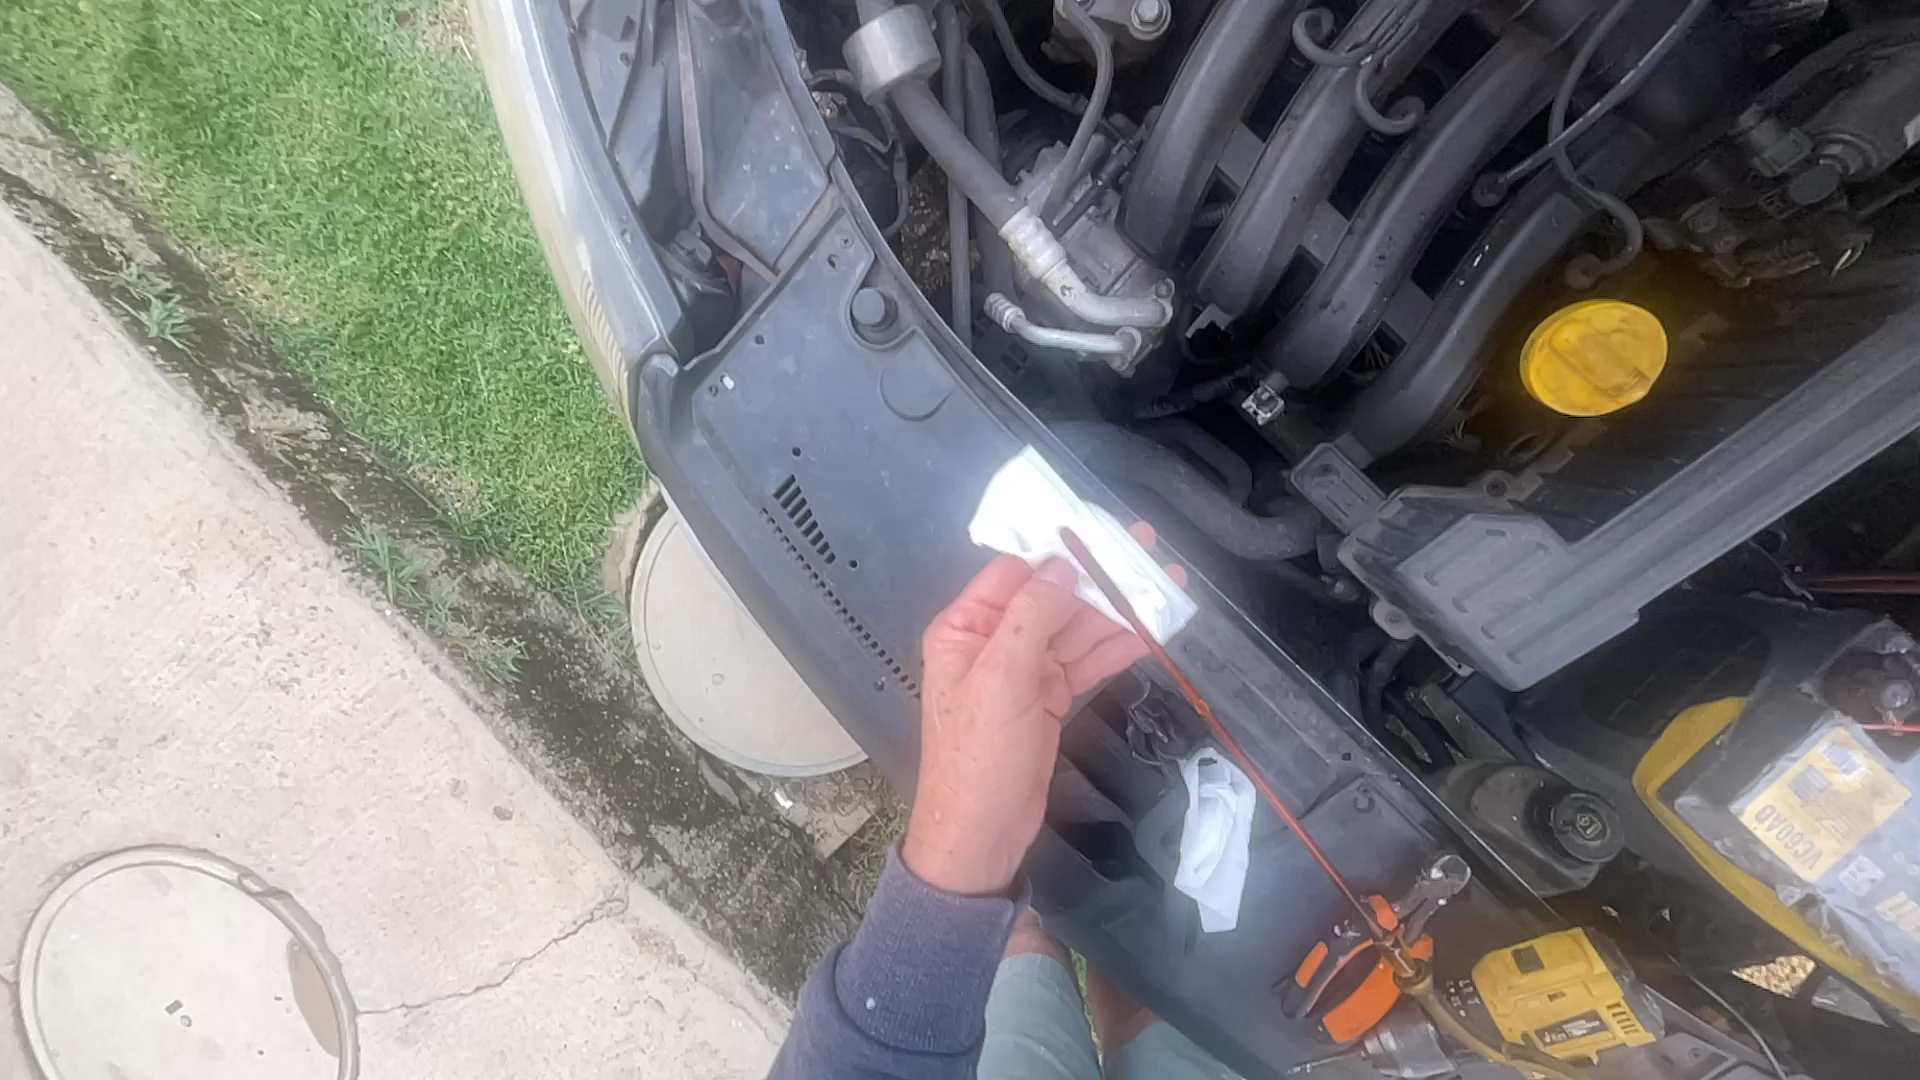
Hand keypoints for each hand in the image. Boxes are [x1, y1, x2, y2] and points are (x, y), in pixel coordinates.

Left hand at [903, 524, 1184, 894]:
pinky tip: (1149, 631)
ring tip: (1161, 588)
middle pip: (1051, 599)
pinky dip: (1114, 648)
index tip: (1099, 533)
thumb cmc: (979, 756)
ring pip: (1073, 630)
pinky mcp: (1048, 697)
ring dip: (1115, 612)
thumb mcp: (1000, 679)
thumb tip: (1061, 567)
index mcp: (965, 628)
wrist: (983, 835)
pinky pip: (1084, 662)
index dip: (1056, 552)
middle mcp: (993, 641)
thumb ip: (1030, 618)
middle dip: (1097, 580)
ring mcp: (1023, 670)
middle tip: (1147, 554)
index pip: (1013, 574)